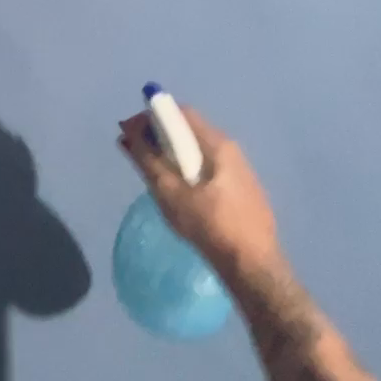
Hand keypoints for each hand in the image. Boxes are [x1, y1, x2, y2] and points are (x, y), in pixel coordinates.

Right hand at [118, 106, 283, 281]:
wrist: (253, 267)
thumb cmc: (209, 225)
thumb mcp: (169, 191)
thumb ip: (146, 159)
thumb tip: (126, 131)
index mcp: (218, 145)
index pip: (180, 113)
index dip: (151, 117)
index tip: (131, 133)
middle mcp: (232, 151)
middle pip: (189, 130)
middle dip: (159, 137)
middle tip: (137, 156)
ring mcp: (240, 171)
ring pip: (198, 150)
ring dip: (172, 155)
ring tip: (155, 176)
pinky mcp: (243, 190)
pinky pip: (208, 167)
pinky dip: (188, 169)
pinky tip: (180, 193)